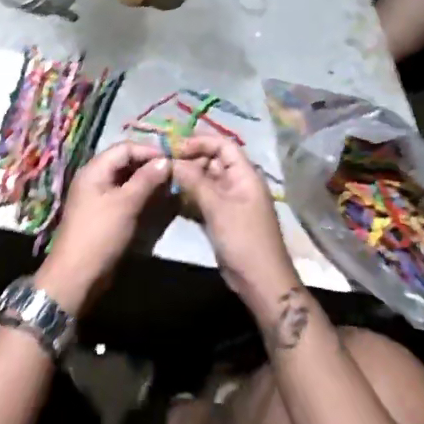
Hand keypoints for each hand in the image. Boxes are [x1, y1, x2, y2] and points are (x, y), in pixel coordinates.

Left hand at [35, 142, 170, 311]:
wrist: (77, 275)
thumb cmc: (101, 234)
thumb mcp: (126, 204)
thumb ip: (146, 179)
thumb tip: (165, 160)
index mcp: (95, 169)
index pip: (125, 148)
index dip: (149, 151)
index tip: (173, 159)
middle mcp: (95, 178)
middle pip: (125, 162)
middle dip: (149, 166)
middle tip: (174, 174)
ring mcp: (98, 196)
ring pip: (126, 180)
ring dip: (147, 181)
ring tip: (169, 188)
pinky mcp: (104, 214)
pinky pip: (124, 196)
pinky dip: (140, 196)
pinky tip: (156, 202)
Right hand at [167, 136, 298, 303]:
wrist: (260, 281)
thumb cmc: (244, 239)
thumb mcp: (218, 207)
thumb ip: (194, 181)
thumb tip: (171, 161)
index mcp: (245, 174)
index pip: (223, 145)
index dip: (200, 142)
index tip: (174, 148)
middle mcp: (238, 183)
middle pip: (212, 160)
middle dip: (189, 159)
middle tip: (163, 164)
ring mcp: (230, 201)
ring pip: (205, 180)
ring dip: (186, 178)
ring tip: (163, 179)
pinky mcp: (222, 217)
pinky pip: (203, 198)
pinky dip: (188, 195)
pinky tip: (170, 197)